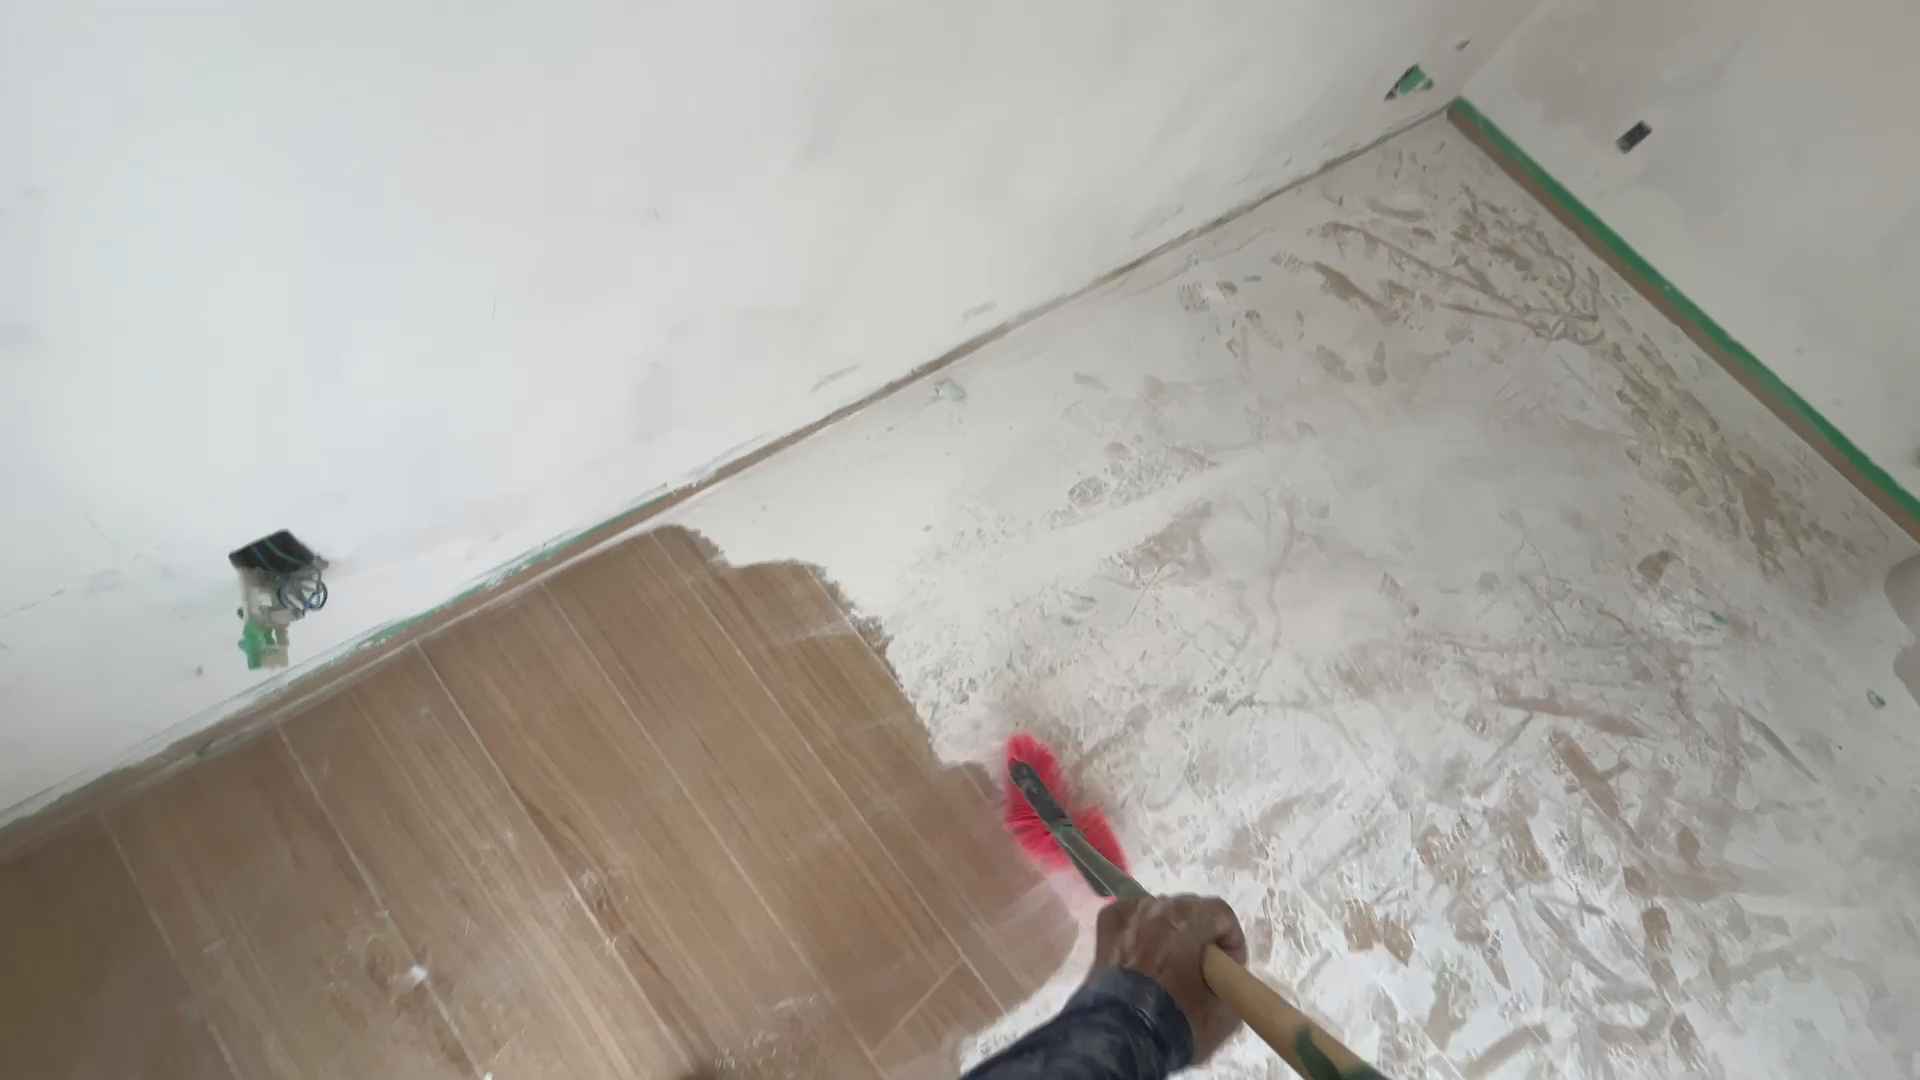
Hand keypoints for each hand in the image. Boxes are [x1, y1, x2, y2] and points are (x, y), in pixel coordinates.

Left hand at [1090, 894, 1248, 1062]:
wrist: (1126, 1036)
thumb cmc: (1178, 1022)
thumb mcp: (1225, 1013)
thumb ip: (1232, 981)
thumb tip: (1224, 973)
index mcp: (1189, 919)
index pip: (1221, 912)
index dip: (1232, 939)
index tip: (1229, 966)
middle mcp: (1158, 907)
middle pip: (1189, 908)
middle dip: (1201, 934)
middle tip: (1202, 968)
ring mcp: (1130, 914)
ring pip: (1158, 911)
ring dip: (1169, 931)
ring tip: (1169, 965)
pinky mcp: (1108, 926)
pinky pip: (1129, 916)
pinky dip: (1138, 929)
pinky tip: (1141, 952)